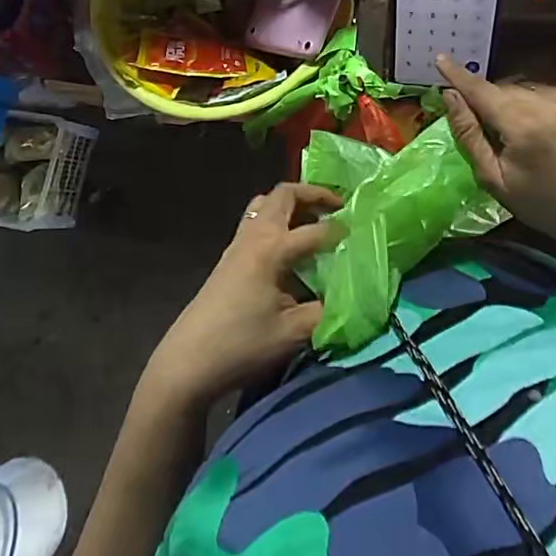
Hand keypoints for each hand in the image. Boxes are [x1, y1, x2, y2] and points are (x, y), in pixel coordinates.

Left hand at [143, 183, 341, 407]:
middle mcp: (254, 236)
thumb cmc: (242, 345)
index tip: (366, 236)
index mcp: (271, 248)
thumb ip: (327, 310)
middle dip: (314, 195)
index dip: (343, 231)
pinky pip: (255, 221)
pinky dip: (277, 220)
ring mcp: (237, 244)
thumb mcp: (294, 333)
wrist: (189, 361)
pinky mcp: (229, 257)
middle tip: (339, 208)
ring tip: (315, 221)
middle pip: (283, 195)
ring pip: (265, 204)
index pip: (316, 230)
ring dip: (292, 204)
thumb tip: (352, 296)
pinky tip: (290, 247)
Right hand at [437, 56, 555, 251]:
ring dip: (513, 101)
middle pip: (503, 89)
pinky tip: (543, 129)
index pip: (481, 91)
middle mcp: (549, 104)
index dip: (458, 76)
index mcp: (523, 126)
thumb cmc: (544, 205)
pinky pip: (550, 92)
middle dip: (488, 100)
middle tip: (486, 127)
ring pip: (526, 89)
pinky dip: (537, 104)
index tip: (440, 59)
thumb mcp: (495, 180)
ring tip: (517, 132)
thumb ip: (469, 136)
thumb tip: (450, 97)